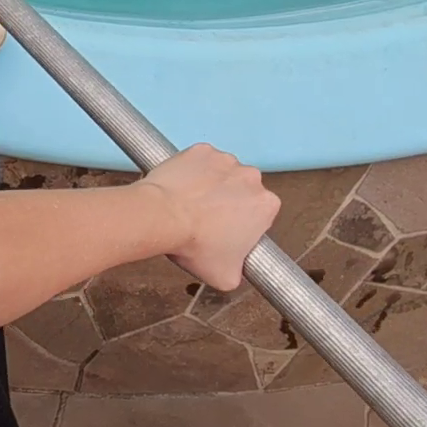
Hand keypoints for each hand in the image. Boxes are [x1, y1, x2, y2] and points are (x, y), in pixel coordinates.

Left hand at [136, 144, 280, 291]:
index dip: (241, 224)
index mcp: (266, 205)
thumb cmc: (192, 243)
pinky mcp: (200, 150)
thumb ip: (239, 272)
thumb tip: (233, 271)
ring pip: (220, 173)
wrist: (160, 217)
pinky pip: (198, 160)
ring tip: (188, 202)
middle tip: (203, 219)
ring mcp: (224, 159)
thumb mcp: (225, 276)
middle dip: (227, 202)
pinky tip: (180, 186)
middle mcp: (251, 177)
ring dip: (209, 185)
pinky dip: (191, 169)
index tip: (225, 231)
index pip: (258, 214)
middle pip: (241, 190)